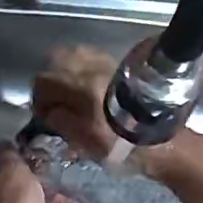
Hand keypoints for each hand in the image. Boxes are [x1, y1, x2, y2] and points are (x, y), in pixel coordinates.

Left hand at [0, 142, 63, 202]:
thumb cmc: (16, 201)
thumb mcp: (9, 166)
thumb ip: (7, 153)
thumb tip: (5, 144)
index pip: (0, 168)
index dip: (19, 160)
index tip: (38, 155)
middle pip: (22, 184)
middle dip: (43, 178)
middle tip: (58, 173)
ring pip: (39, 200)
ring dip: (57, 196)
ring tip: (68, 195)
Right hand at [30, 43, 202, 185]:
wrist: (164, 141)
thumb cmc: (123, 146)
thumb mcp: (85, 142)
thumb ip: (60, 121)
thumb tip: (48, 111)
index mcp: (82, 88)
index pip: (43, 81)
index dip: (38, 99)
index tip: (44, 115)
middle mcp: (94, 68)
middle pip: (56, 60)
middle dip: (50, 81)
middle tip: (54, 102)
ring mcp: (109, 63)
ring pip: (75, 55)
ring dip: (66, 73)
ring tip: (70, 95)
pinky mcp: (121, 65)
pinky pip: (92, 59)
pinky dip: (82, 70)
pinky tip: (87, 88)